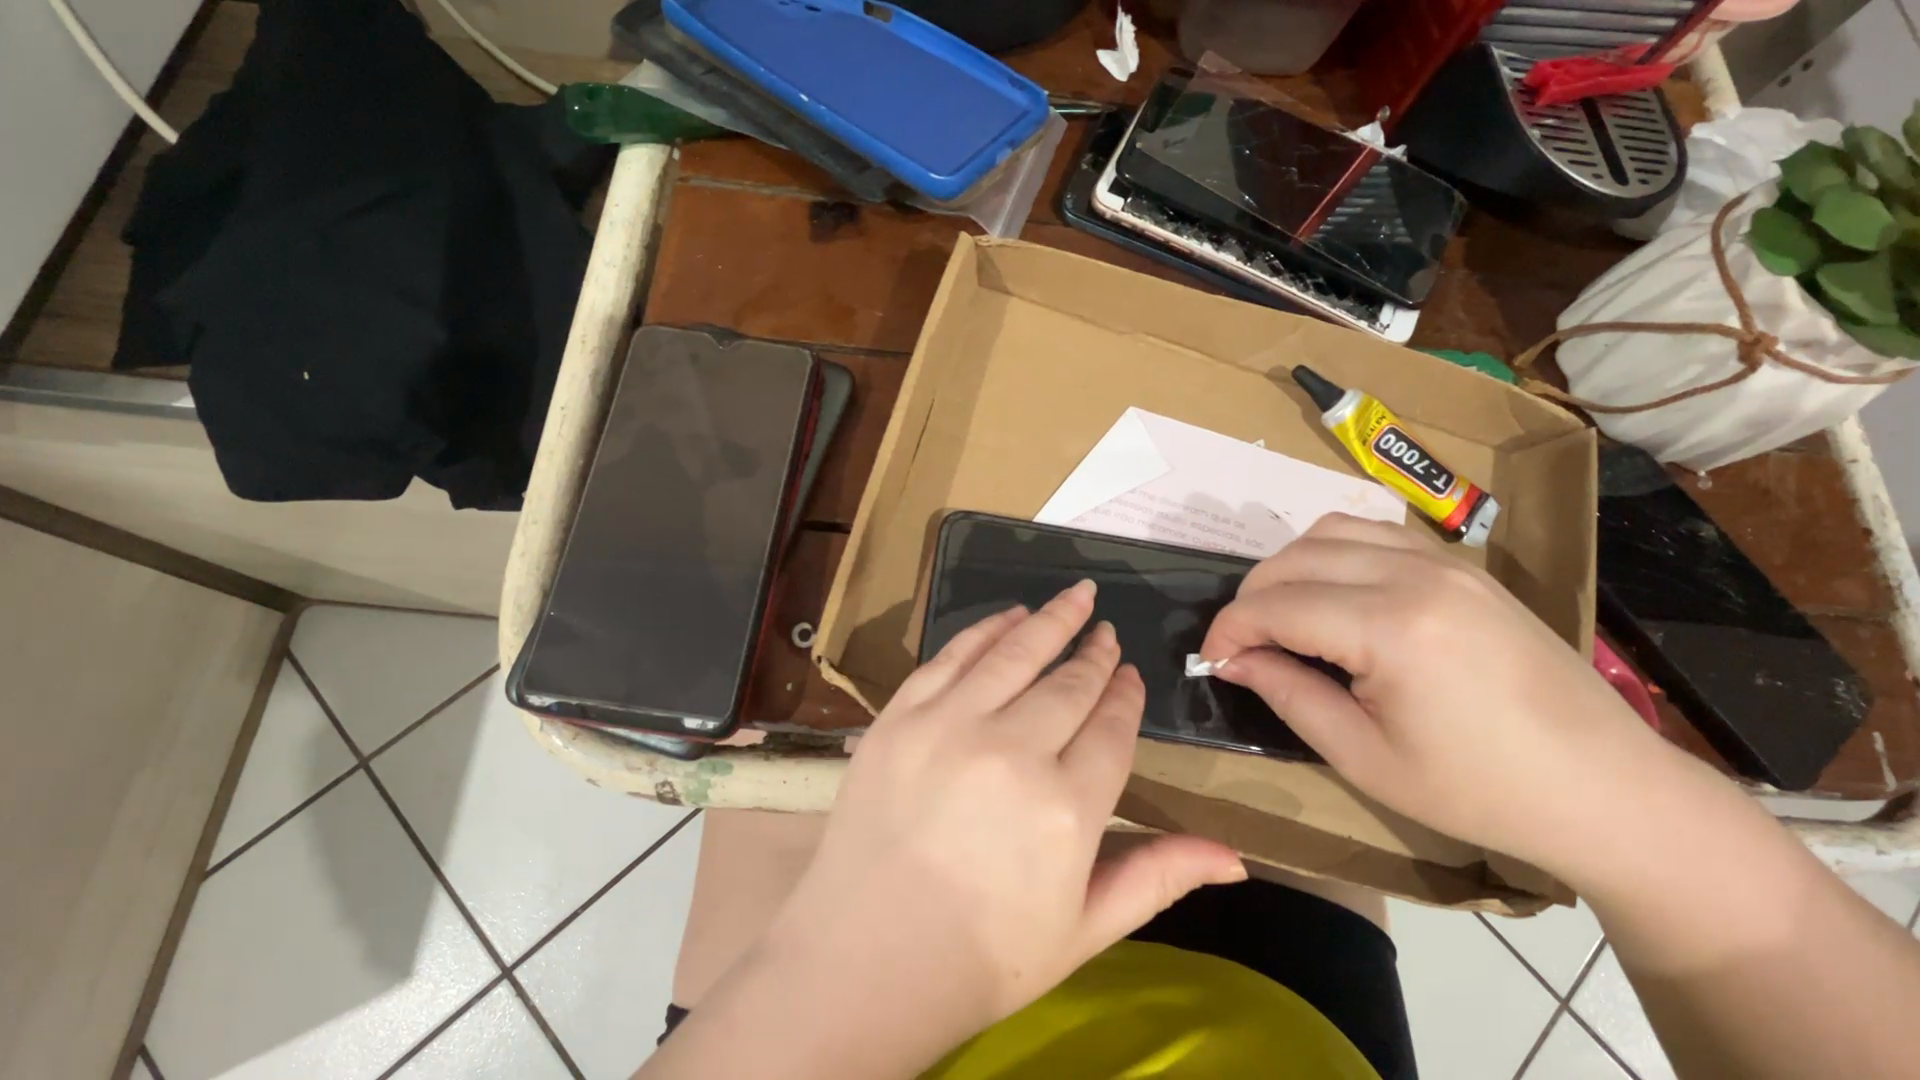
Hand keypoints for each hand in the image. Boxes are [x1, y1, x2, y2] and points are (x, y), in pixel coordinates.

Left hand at [763, 581, 1243, 1041]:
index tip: (1132, 674)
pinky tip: (1010, 616)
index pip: (1112, 728)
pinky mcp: (899, 718)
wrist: (863, 964)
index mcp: (1068, 809)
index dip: (1126, 695)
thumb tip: (1237, 856)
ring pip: (1016, 654)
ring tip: (1074, 597)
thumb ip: (1157, 878)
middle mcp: (1014, 753)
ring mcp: (949, 727)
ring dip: (1050, 621)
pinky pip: (951, 657)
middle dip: (1095, 655)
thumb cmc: (981, 959)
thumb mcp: (1083, 930)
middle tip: (1107, 632)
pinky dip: (986, 631)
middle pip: (1069, 684)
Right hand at [1199, 514, 1681, 876]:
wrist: (1604, 788)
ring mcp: (1446, 562)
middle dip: (1251, 597)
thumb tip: (1232, 659)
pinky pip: (1378, 533)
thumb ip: (1288, 695)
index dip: (1229, 629)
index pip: (1276, 604)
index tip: (1210, 659)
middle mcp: (1415, 574)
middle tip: (1240, 646)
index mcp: (1391, 627)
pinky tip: (1333, 594)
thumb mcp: (1364, 757)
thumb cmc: (1477, 789)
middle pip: (1295, 558)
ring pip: (1332, 531)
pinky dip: (1336, 553)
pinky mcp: (1465, 567)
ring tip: (1280, 616)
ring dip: (1289, 567)